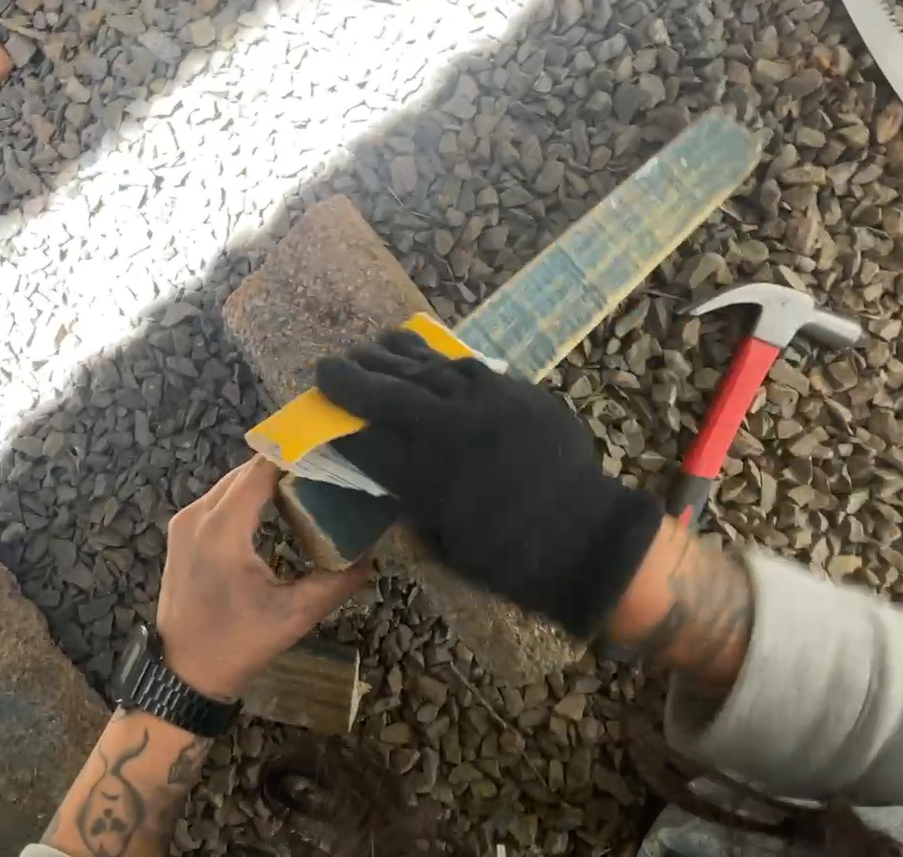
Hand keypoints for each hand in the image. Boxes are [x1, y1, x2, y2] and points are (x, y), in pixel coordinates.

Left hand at [158, 458, 373, 699]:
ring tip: (302, 489)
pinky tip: (272, 508)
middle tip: (321, 474)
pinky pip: (217, 499)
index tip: (326, 456)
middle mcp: (197, 515)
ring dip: (263, 481)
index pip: (260, 471)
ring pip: (230, 483)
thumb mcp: (293, 616)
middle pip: (245, 472)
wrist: (182, 676)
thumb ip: (335, 582)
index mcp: (222, 530)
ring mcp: (184, 522)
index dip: (293, 458)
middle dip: (282, 468)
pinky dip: (244, 497)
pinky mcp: (180, 533)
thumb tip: (370, 556)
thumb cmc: (237, 645)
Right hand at [315, 330, 662, 637]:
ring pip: (423, 369)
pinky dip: (432, 357)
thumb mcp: (445, 541)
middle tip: (326, 367)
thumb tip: (388, 469)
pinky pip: (460, 364)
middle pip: (386, 395)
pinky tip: (416, 350)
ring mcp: (481, 402)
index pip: (366, 442)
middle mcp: (448, 431)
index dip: (339, 427)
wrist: (583, 535)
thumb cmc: (510, 554)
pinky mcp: (510, 389)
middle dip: (350, 379)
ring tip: (367, 348)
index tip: (319, 414)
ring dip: (388, 358)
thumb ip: (412, 499)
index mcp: (427, 476)